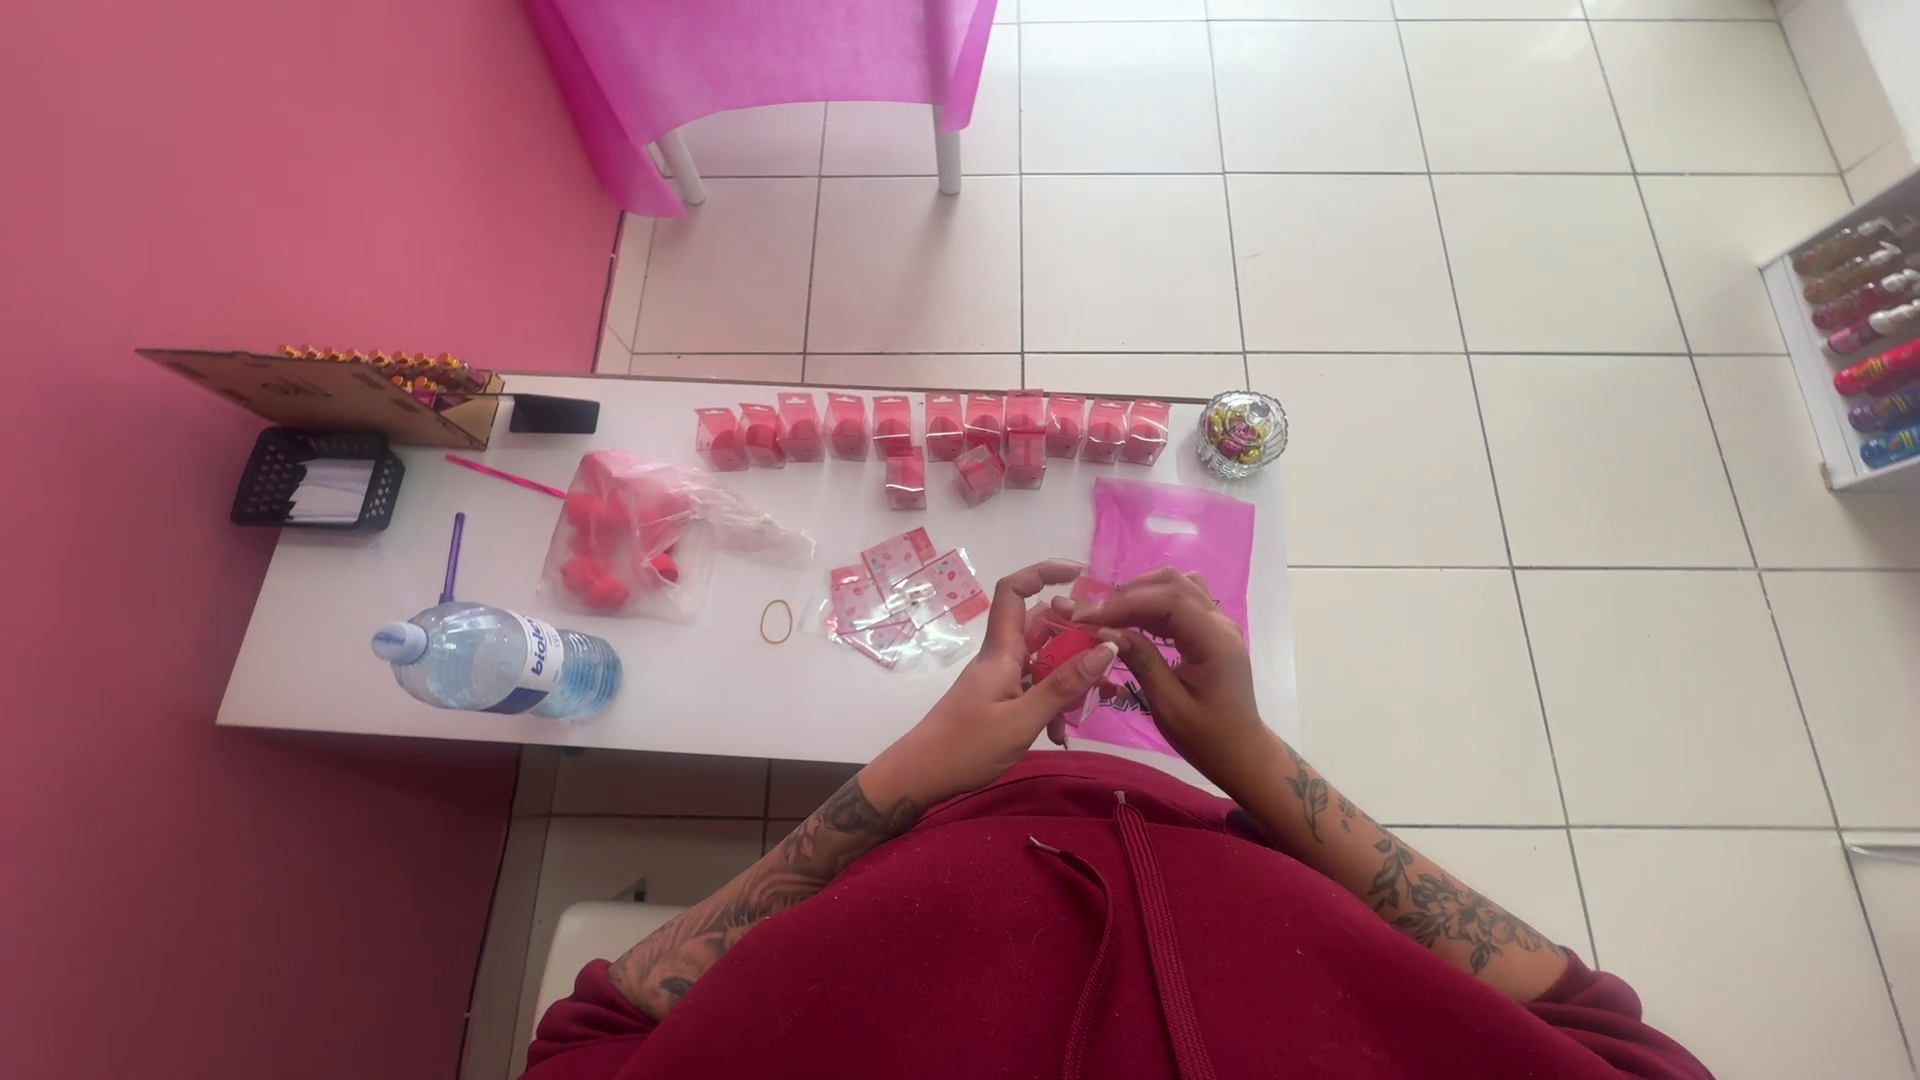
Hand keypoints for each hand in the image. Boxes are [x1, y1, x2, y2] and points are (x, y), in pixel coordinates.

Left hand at [866, 560, 1118, 809]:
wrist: (921, 776)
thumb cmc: (967, 746)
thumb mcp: (1023, 720)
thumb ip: (1064, 686)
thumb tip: (1106, 648)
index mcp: (1002, 650)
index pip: (1015, 591)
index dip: (1044, 572)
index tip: (1080, 572)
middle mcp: (1003, 656)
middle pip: (1043, 626)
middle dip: (1078, 635)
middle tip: (1112, 651)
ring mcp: (1003, 679)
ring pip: (1045, 660)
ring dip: (1073, 676)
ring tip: (1103, 697)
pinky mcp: (1003, 700)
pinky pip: (1037, 688)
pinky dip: (1055, 704)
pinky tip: (1064, 734)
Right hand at [1058, 567, 1272, 795]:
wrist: (1242, 755)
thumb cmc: (1206, 738)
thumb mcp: (1168, 706)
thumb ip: (1141, 661)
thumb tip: (1104, 632)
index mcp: (1215, 642)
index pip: (1169, 601)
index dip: (1124, 602)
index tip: (1086, 616)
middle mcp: (1220, 623)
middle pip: (1173, 583)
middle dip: (1128, 593)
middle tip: (1092, 615)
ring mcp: (1218, 623)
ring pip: (1177, 585)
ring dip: (1140, 593)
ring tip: (1108, 615)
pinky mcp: (1210, 630)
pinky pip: (1180, 600)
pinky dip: (1151, 602)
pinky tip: (1129, 620)